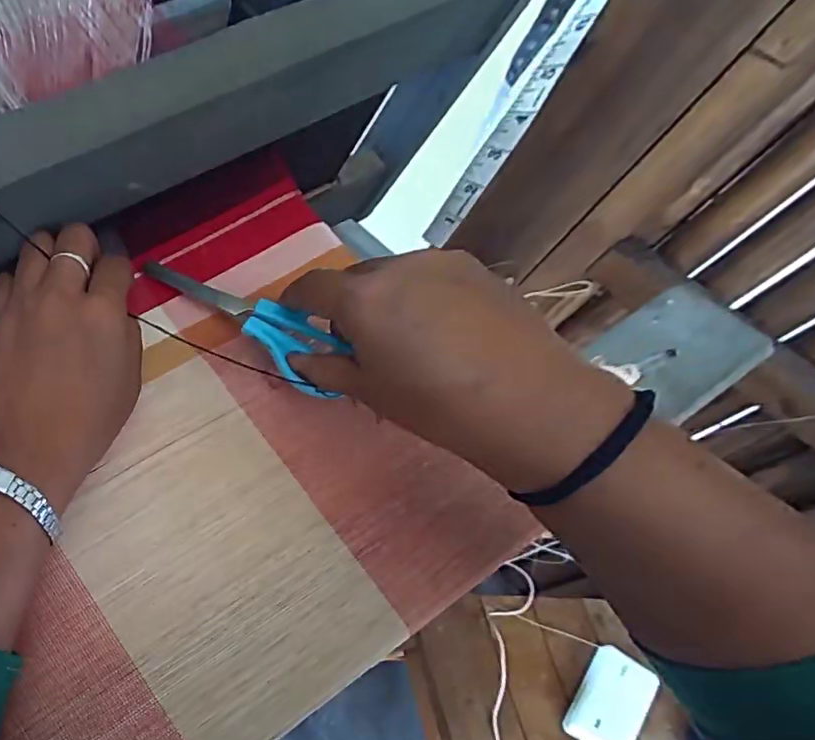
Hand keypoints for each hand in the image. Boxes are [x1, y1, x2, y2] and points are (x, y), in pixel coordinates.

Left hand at [0, 224, 141, 509]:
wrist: (31, 449)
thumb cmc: (88, 424)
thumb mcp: (129, 383)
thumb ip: (126, 335)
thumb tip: (115, 311)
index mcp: (103, 312)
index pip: (115, 262)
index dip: (117, 274)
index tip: (114, 287)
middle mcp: (61, 295)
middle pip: (74, 237)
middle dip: (85, 248)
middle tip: (83, 274)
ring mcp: (23, 302)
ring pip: (35, 245)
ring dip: (49, 258)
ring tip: (52, 283)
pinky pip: (6, 278)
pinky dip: (18, 284)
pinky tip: (25, 305)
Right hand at [281, 250, 634, 492]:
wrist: (525, 399)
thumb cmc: (430, 402)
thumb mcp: (367, 390)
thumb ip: (323, 366)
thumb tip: (297, 356)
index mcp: (361, 297)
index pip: (310, 286)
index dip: (292, 302)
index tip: (289, 320)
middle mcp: (397, 266)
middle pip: (353, 279)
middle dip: (342, 306)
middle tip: (352, 344)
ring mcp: (441, 262)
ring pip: (392, 276)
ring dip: (381, 300)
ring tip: (400, 341)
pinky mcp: (476, 267)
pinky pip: (427, 278)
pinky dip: (416, 297)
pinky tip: (436, 333)